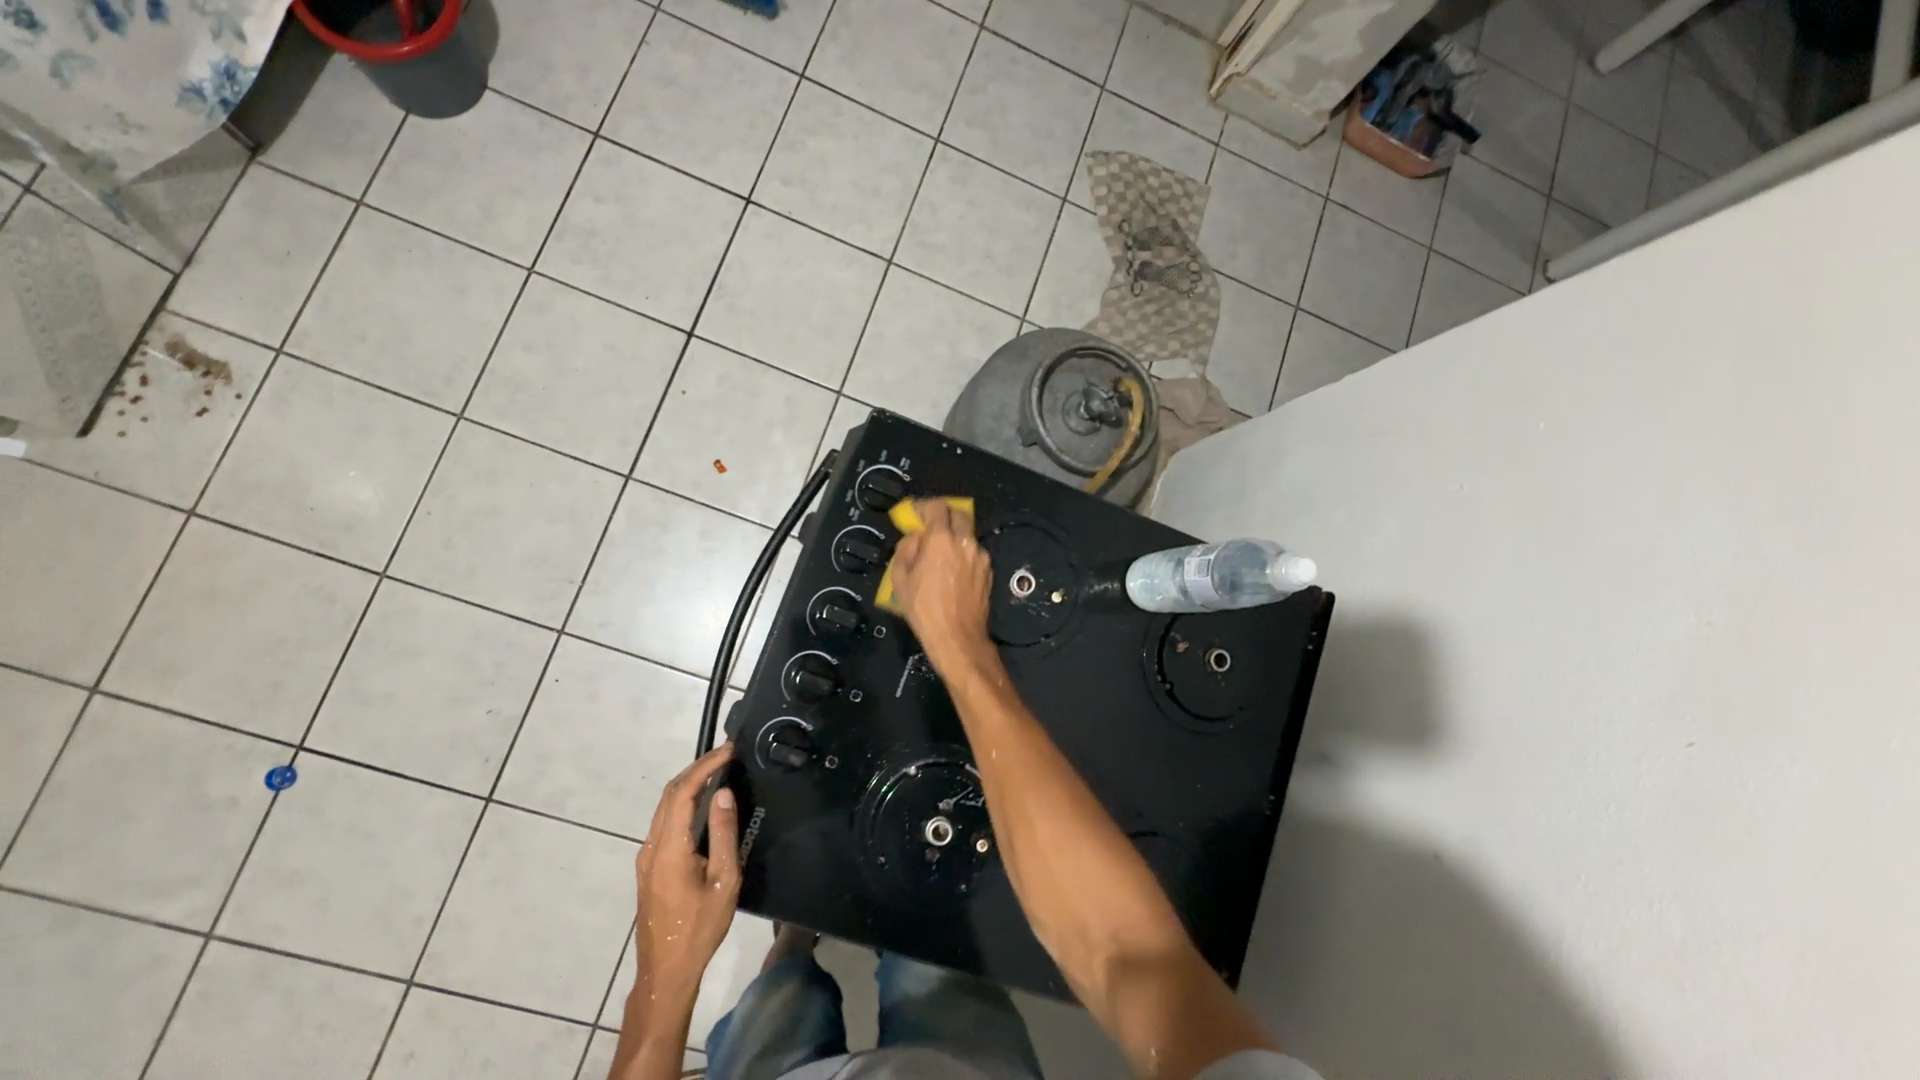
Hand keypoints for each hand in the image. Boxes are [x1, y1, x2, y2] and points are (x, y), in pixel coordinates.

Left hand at [634, 743, 740, 992]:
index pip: (683, 792)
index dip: (705, 766)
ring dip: (688, 785)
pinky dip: (683, 804)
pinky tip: (704, 806)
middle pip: (669, 795)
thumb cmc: (700, 928)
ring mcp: (646, 857)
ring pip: (664, 808)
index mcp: (669, 848)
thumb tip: (723, 794)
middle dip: (696, 769)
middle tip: (726, 755)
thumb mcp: (723, 882)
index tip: (729, 750)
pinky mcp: (648, 867)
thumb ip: (722, 835)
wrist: (666, 970)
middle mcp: (651, 847)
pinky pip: (664, 823)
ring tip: (718, 773)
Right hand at [888, 498, 991, 663]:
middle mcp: (965, 542)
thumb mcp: (900, 578)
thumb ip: (906, 548)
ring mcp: (981, 556)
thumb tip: (916, 537)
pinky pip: (974, 554)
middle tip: (931, 526)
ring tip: (942, 554)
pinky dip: (964, 555)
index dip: (923, 506)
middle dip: (944, 515)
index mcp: (941, 539)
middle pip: (959, 513)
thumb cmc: (923, 608)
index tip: (915, 512)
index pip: (937, 507)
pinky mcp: (989, 571)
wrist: (957, 636)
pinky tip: (954, 572)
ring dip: (955, 537)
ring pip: (968, 535)